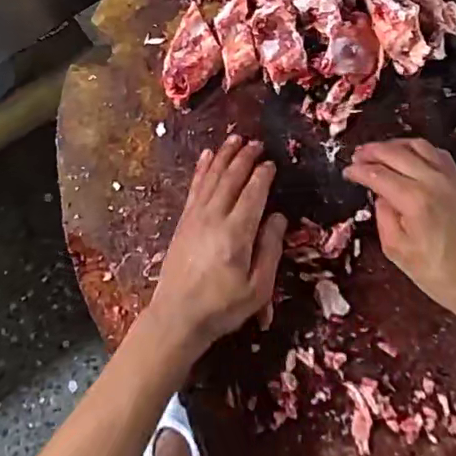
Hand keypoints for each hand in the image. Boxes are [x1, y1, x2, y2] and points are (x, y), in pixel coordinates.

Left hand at [144, 135, 286, 357]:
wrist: (177, 315)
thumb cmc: (222, 307)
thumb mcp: (258, 288)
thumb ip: (270, 249)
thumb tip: (277, 217)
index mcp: (236, 233)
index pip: (253, 194)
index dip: (263, 175)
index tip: (271, 162)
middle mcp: (214, 217)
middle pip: (231, 179)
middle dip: (245, 158)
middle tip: (256, 143)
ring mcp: (195, 216)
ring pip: (212, 177)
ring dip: (224, 156)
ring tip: (235, 139)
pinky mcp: (183, 220)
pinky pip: (195, 186)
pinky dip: (203, 169)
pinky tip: (207, 156)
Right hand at [344, 139, 455, 323]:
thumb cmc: (440, 276)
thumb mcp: (398, 252)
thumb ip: (383, 218)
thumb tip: (380, 196)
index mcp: (415, 201)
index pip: (378, 174)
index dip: (358, 171)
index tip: (346, 172)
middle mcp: (432, 182)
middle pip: (395, 153)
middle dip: (371, 152)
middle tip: (355, 156)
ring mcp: (450, 179)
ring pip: (417, 146)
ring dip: (393, 145)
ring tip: (377, 152)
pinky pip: (436, 153)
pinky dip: (417, 148)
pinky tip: (407, 156)